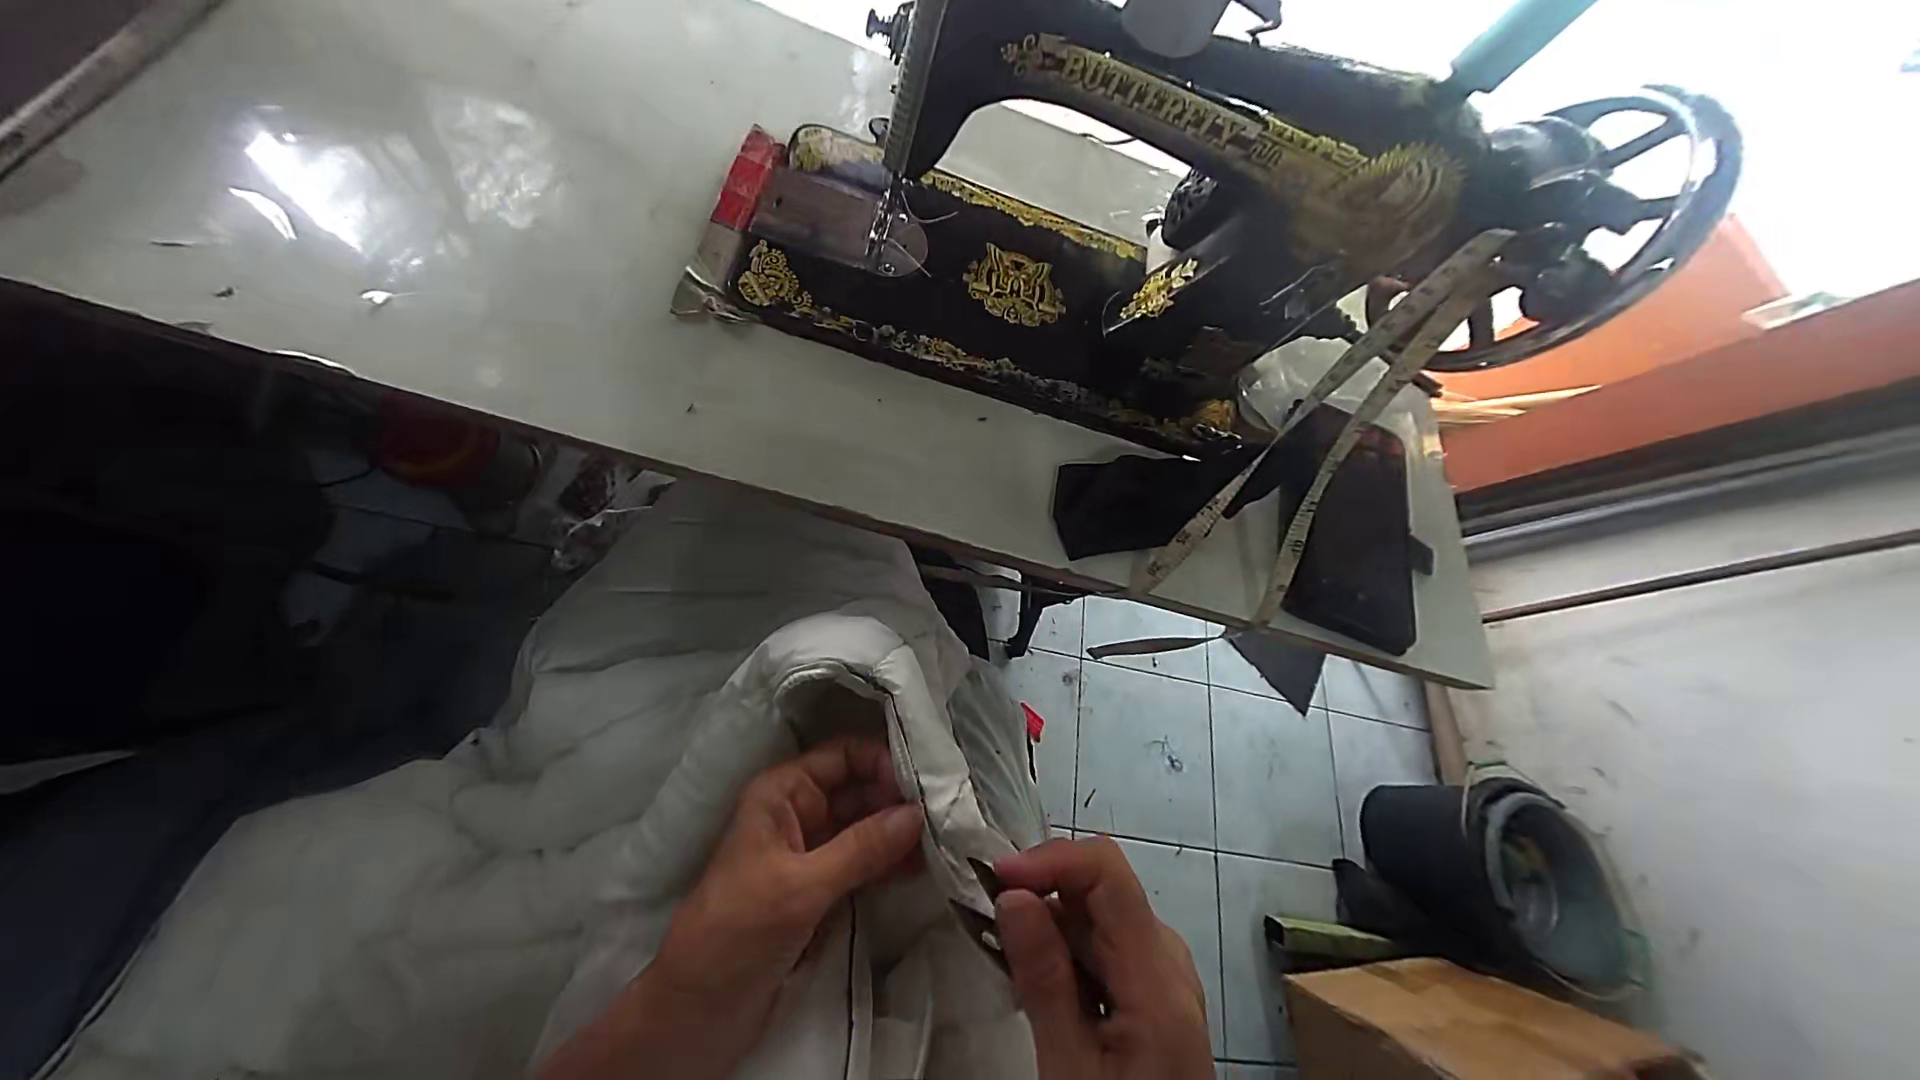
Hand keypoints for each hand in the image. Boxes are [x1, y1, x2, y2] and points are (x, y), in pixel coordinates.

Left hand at [537, 736, 923, 1079]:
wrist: (696, 1016)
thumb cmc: (737, 933)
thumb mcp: (801, 887)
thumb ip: (862, 848)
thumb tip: (917, 813)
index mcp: (783, 793)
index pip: (843, 756)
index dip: (882, 762)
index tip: (923, 784)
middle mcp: (800, 812)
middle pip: (860, 789)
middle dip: (899, 799)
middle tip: (945, 815)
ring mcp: (813, 851)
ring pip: (866, 826)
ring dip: (900, 832)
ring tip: (943, 841)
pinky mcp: (823, 887)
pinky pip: (865, 861)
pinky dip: (891, 861)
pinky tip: (921, 866)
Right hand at [993, 836, 1212, 1079]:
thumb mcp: (1070, 1069)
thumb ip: (1043, 978)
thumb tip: (1011, 893)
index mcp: (1157, 976)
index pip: (1108, 873)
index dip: (1051, 859)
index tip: (996, 877)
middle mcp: (1167, 956)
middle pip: (1099, 889)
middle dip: (1040, 893)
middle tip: (989, 923)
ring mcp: (1162, 969)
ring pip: (1096, 913)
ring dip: (1047, 923)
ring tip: (1008, 961)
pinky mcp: (1150, 985)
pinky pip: (1102, 942)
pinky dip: (1063, 948)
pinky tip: (1038, 981)